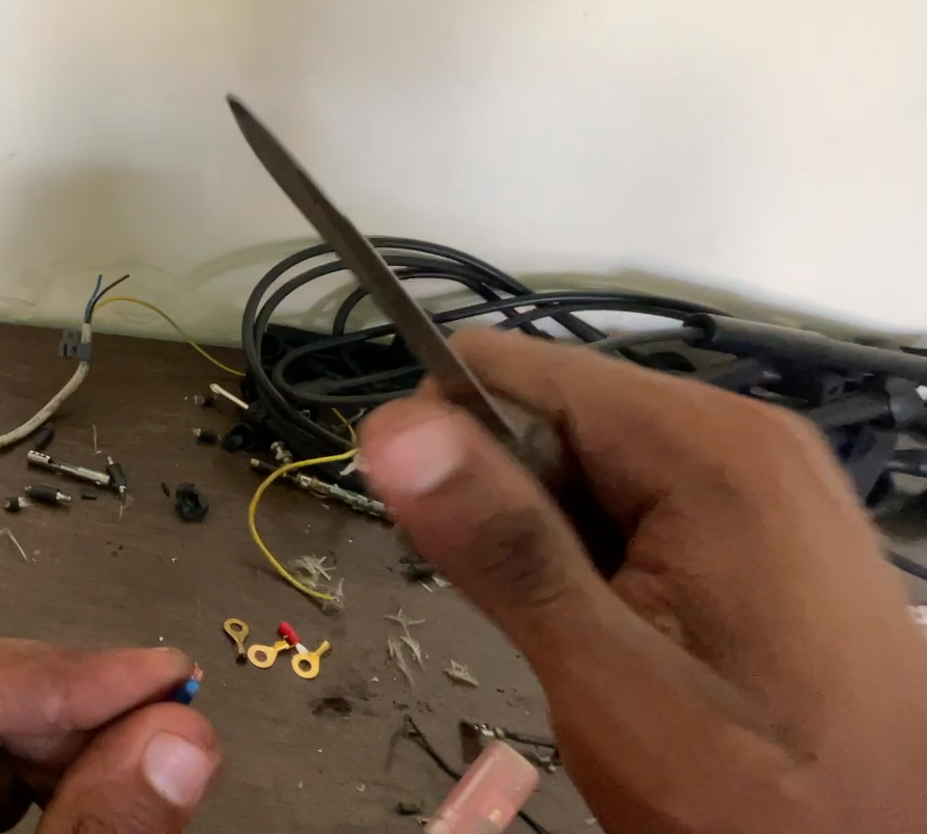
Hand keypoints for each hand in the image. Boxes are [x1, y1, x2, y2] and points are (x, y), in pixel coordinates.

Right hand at [359, 329, 926, 832]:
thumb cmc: (769, 801)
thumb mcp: (612, 681)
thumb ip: (502, 545)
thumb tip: (390, 429)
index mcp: (702, 445)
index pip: (497, 369)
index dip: (448, 449)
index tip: (462, 543)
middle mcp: (722, 431)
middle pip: (525, 406)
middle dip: (487, 493)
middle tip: (523, 601)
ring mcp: (731, 468)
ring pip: (549, 449)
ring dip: (521, 524)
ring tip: (567, 618)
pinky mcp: (723, 506)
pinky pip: (592, 485)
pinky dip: (562, 540)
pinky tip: (599, 612)